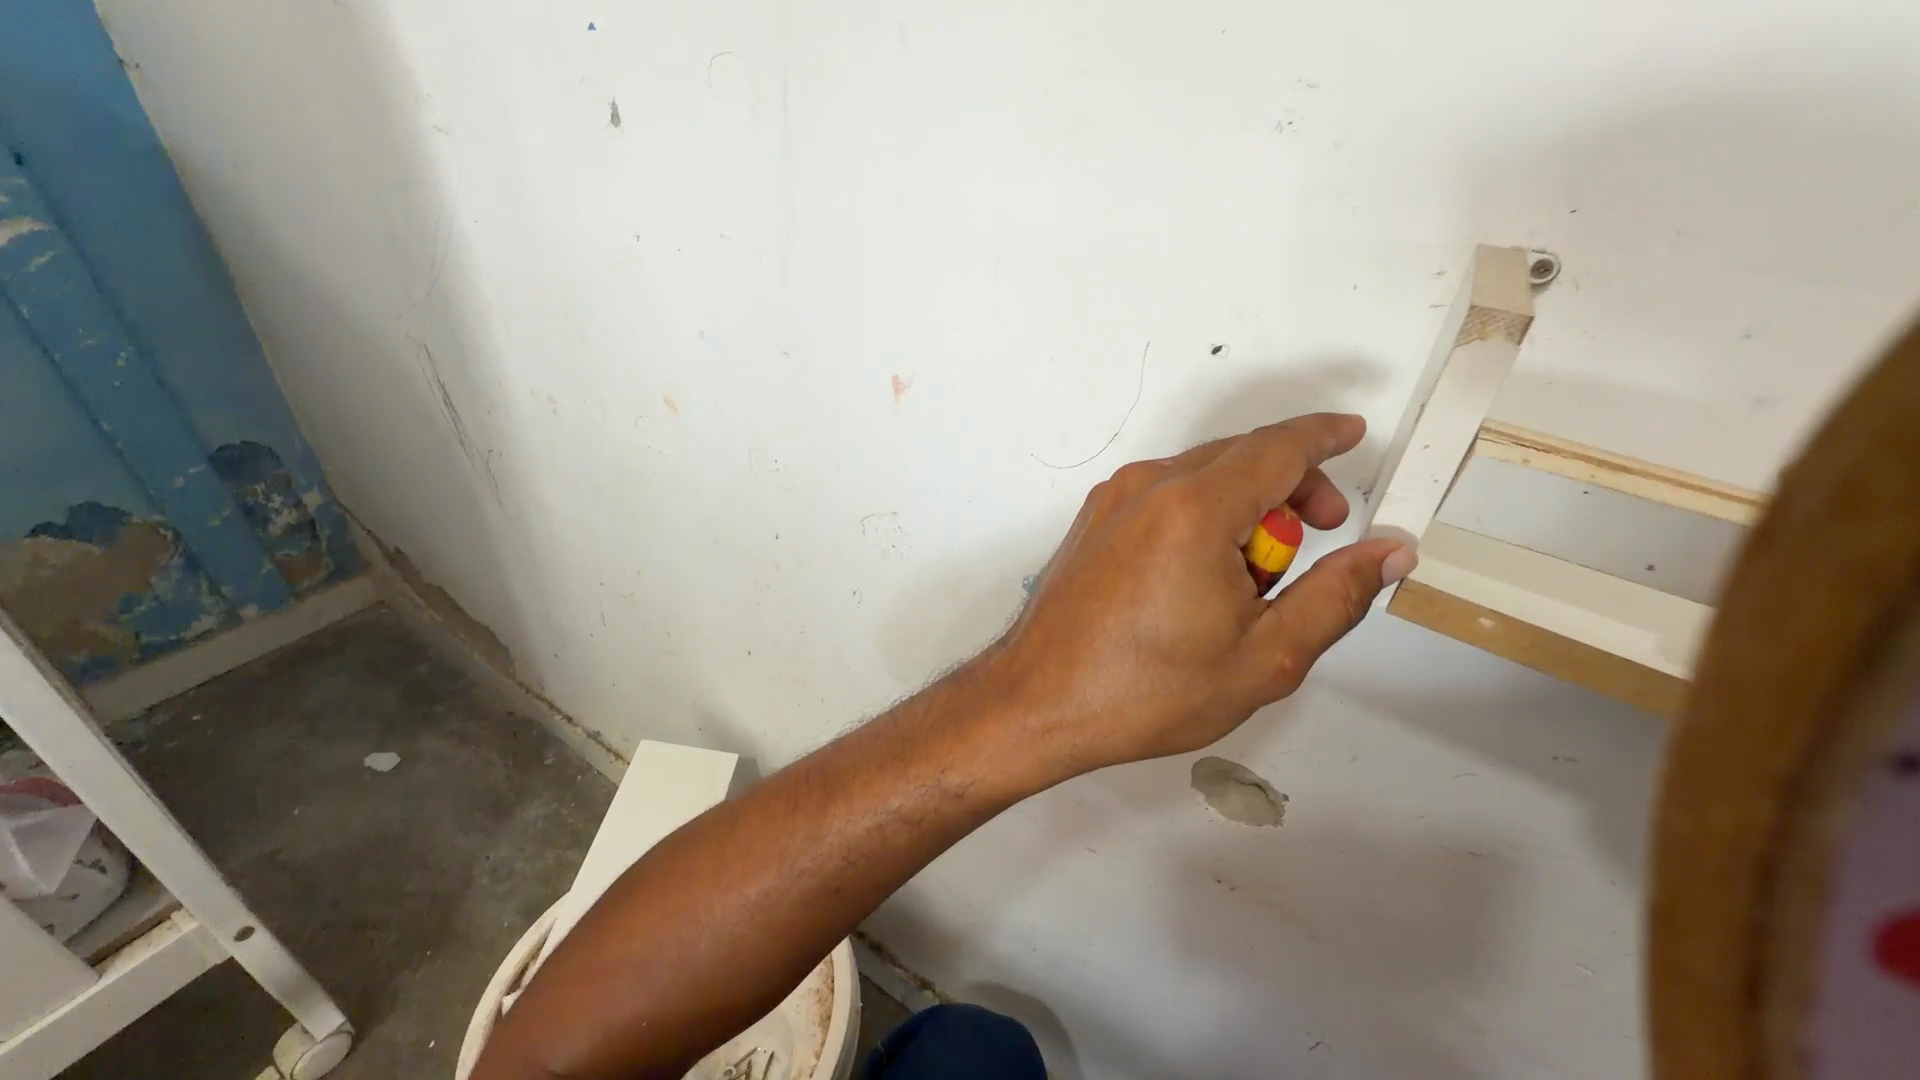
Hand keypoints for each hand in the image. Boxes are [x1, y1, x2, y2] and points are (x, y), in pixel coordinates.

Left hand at [987, 413, 1416, 777]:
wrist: (1037, 705)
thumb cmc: (1144, 691)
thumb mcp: (1264, 657)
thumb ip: (1336, 596)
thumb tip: (1387, 552)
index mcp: (1194, 510)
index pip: (1278, 448)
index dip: (1324, 439)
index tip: (1352, 436)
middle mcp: (1147, 488)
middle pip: (1240, 457)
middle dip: (1292, 484)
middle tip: (1324, 532)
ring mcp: (1112, 502)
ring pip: (1201, 477)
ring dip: (1245, 506)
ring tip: (1254, 580)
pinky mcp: (1093, 523)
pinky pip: (1164, 497)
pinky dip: (1200, 517)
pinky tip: (1203, 577)